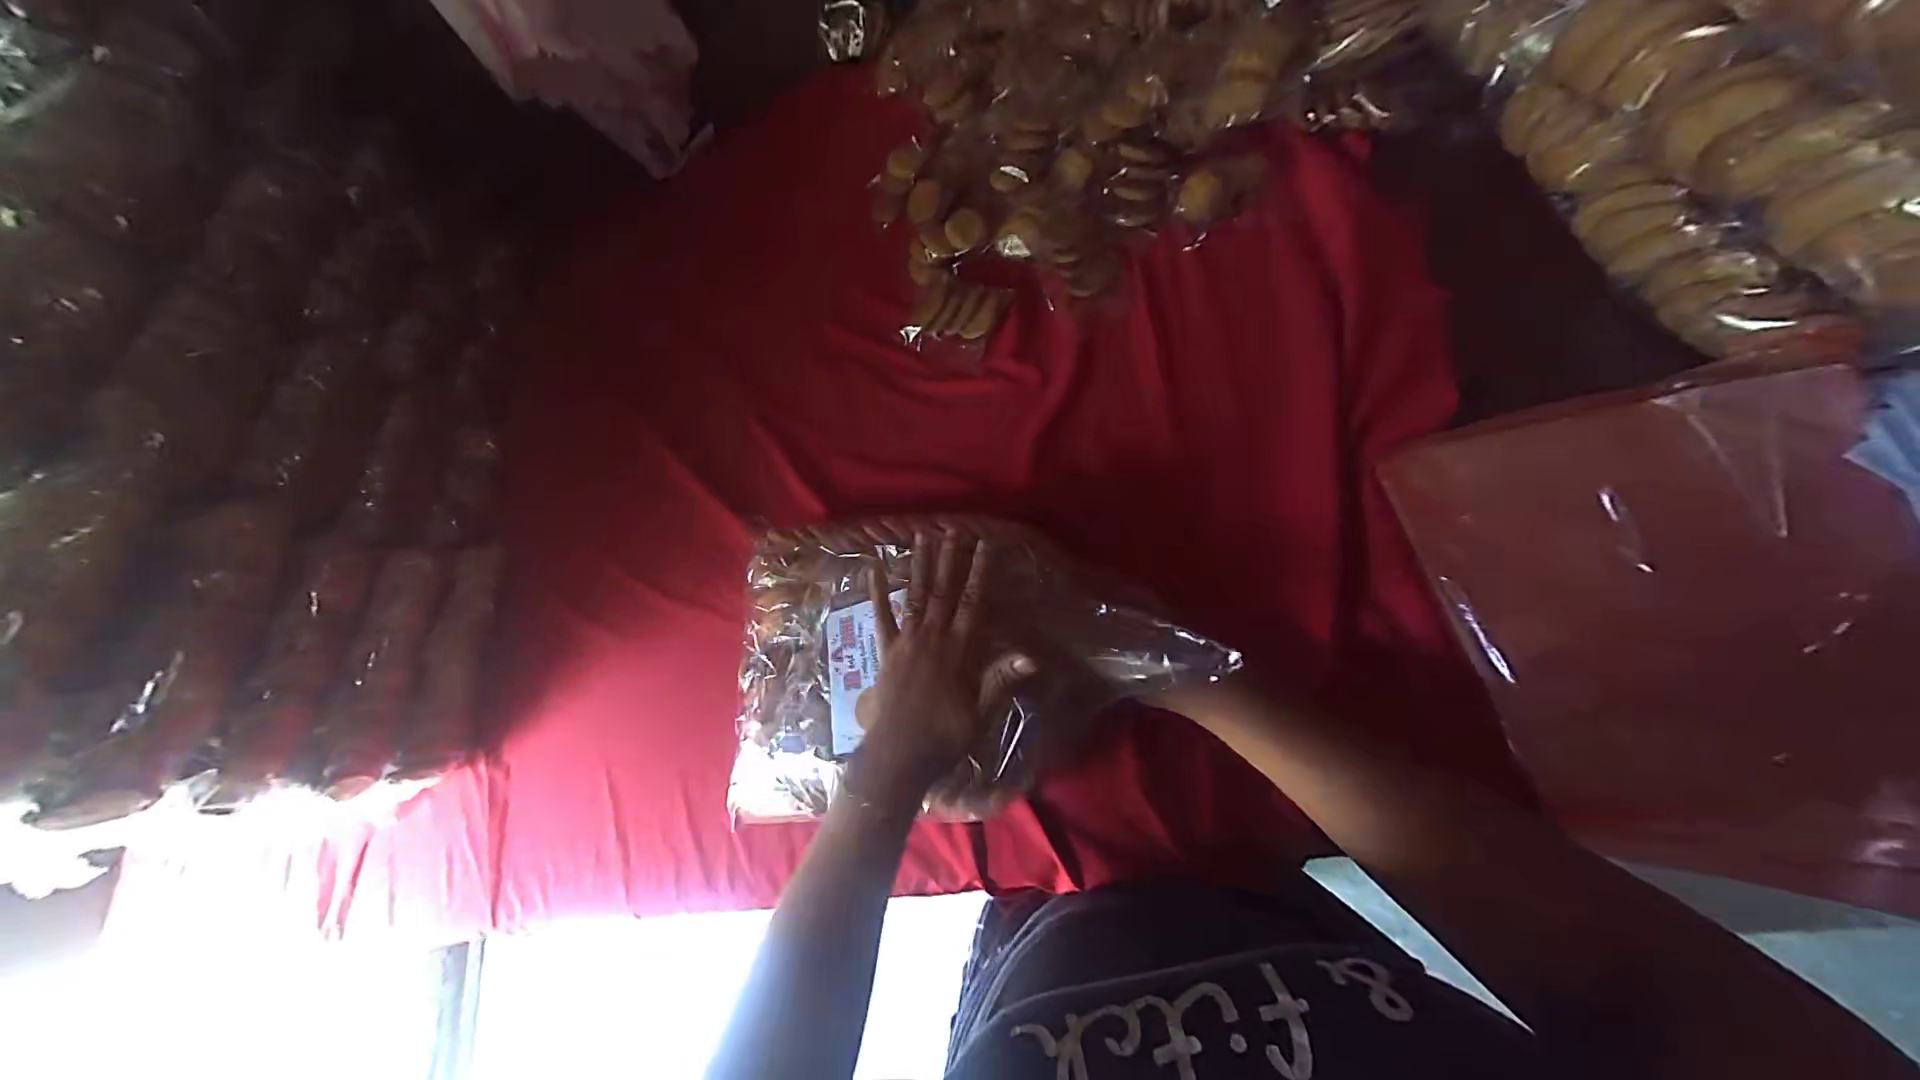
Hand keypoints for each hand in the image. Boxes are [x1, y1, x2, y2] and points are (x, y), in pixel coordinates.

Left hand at [847, 529, 1033, 812]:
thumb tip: (1032, 656)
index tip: (984, 546)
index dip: (980, 572)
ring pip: (915, 596)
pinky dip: (877, 592)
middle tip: (954, 529)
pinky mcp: (885, 651)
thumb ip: (1001, 680)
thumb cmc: (944, 738)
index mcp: (960, 651)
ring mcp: (906, 642)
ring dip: (919, 565)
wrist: (897, 757)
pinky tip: (874, 568)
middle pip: (944, 591)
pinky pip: (880, 617)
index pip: (973, 603)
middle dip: (951, 559)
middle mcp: (933, 638)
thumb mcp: (981, 714)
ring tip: (923, 536)